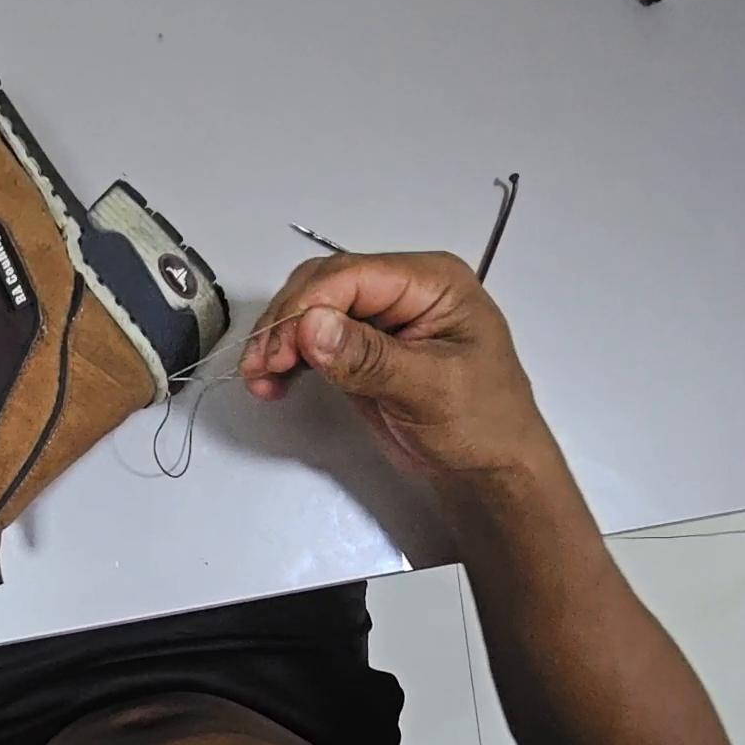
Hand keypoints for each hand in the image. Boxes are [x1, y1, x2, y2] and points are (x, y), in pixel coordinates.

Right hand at [240, 252, 558, 491]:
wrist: (485, 468)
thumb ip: (369, 357)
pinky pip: (311, 342)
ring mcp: (377, 321)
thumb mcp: (429, 389)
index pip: (351, 276)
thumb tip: (310, 327)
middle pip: (321, 286)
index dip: (306, 308)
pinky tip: (273, 384)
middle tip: (261, 368)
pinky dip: (286, 360)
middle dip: (284, 324)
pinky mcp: (358, 351)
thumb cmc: (479, 424)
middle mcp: (399, 291)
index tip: (278, 353)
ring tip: (259, 381)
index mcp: (430, 283)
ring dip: (277, 343)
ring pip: (308, 312)